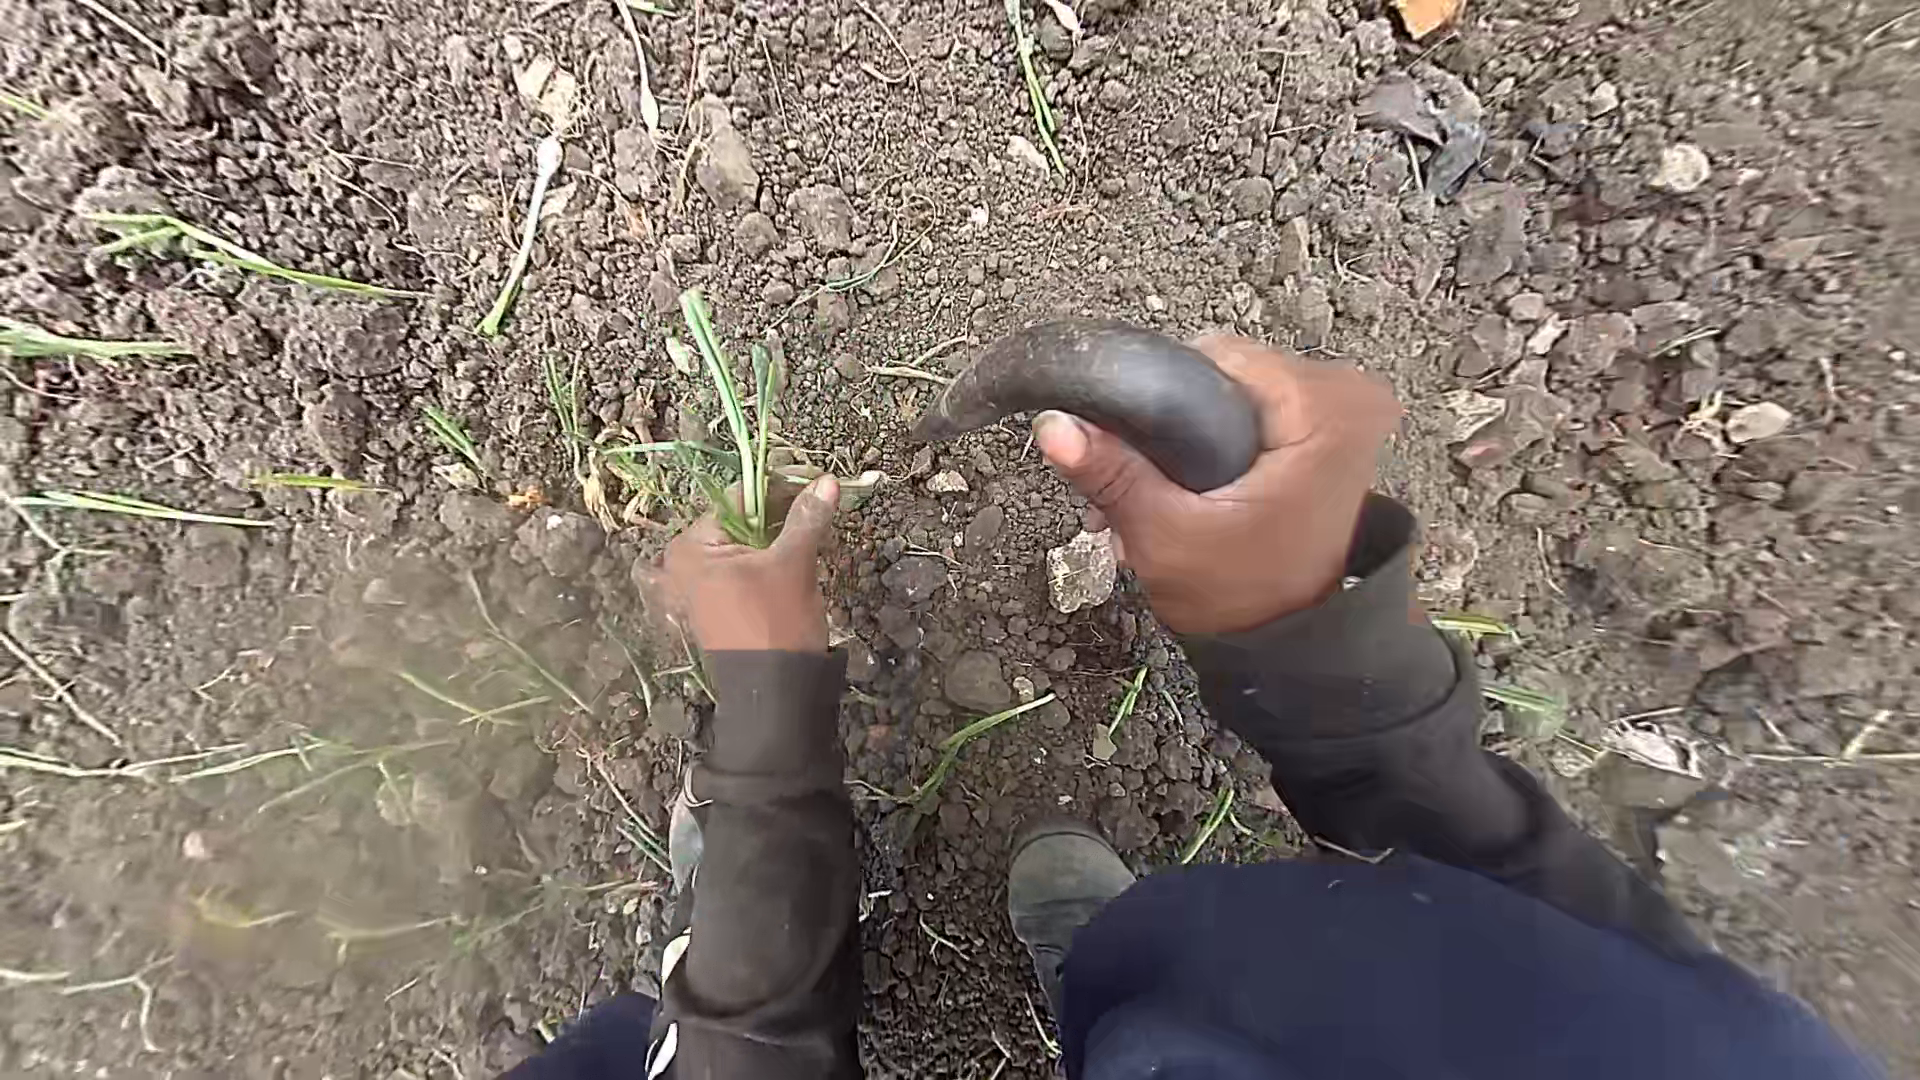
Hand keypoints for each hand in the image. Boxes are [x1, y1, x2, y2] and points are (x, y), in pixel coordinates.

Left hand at [659, 475, 839, 651]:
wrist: (774, 691)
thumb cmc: (775, 622)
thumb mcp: (792, 564)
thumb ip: (806, 518)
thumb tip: (827, 481)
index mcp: (692, 546)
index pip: (740, 498)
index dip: (781, 487)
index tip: (816, 483)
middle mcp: (687, 562)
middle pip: (745, 520)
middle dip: (784, 513)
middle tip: (821, 506)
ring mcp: (703, 585)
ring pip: (751, 544)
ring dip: (783, 535)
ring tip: (817, 531)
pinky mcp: (722, 603)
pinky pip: (749, 566)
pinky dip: (774, 558)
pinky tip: (801, 556)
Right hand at [1033, 336, 1399, 634]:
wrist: (1282, 645)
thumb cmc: (1237, 597)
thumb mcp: (1162, 534)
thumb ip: (1110, 474)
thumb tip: (1053, 425)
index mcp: (1324, 412)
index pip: (1215, 357)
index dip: (1162, 398)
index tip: (1139, 450)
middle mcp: (1343, 400)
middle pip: (1218, 376)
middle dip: (1166, 428)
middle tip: (1142, 488)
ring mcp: (1337, 418)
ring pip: (1225, 395)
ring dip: (1178, 442)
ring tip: (1154, 497)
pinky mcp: (1322, 438)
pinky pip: (1245, 415)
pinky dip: (1205, 449)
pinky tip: (1178, 491)